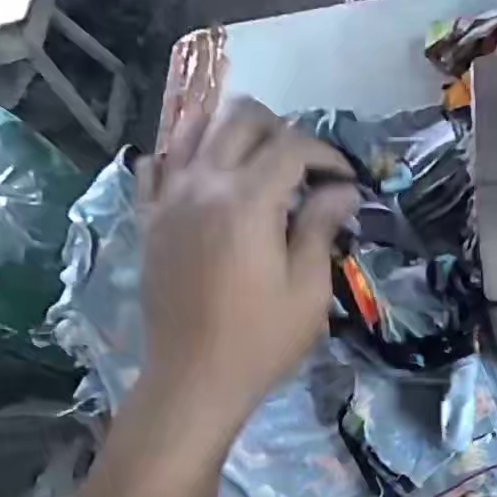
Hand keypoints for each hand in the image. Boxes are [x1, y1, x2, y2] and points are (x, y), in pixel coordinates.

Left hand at [136, 96, 359, 423]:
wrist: (194, 377)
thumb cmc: (262, 340)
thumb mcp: (307, 289)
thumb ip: (321, 228)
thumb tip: (343, 191)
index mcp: (247, 202)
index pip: (291, 147)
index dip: (327, 155)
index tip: (347, 181)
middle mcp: (201, 184)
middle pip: (240, 119)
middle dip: (282, 131)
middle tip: (307, 168)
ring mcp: (167, 198)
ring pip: (194, 128)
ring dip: (233, 133)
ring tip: (260, 163)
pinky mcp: (149, 218)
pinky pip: (158, 163)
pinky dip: (186, 156)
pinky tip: (208, 178)